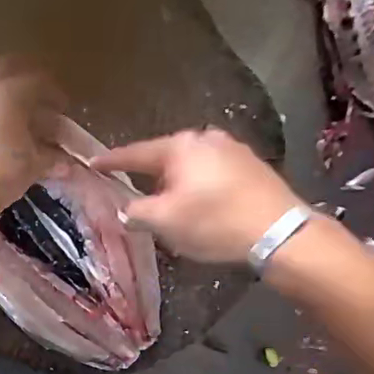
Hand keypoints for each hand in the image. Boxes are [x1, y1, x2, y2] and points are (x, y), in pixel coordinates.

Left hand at [0, 58, 63, 209]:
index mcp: (12, 92)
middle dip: (21, 74)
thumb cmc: (5, 174)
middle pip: (4, 65)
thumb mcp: (34, 164)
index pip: (39, 82)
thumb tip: (67, 163)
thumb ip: (51, 156)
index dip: (53, 93)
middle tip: (31, 94)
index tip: (60, 107)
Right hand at [92, 129, 301, 263]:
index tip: (93, 164)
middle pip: (163, 157)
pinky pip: (209, 172)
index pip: (134, 154)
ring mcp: (232, 150)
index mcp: (179, 147)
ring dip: (172, 181)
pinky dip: (195, 185)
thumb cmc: (214, 222)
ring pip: (188, 165)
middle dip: (145, 173)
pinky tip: (194, 203)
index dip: (111, 161)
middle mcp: (205, 139)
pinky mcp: (251, 166)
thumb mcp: (162, 221)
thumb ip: (135, 212)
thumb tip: (127, 210)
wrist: (280, 234)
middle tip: (127, 186)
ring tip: (162, 200)